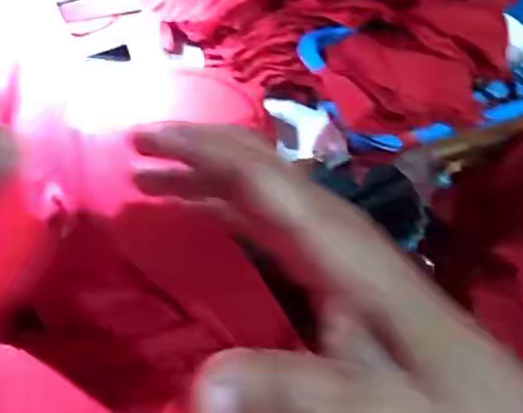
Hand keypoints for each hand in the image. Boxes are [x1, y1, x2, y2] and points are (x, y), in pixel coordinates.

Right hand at [132, 124, 522, 412]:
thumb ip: (295, 390)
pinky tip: (212, 218)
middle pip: (259, 165)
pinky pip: (274, 218)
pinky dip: (231, 205)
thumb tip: (197, 385)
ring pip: (264, 188)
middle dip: (196, 148)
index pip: (259, 174)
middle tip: (139, 147)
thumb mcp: (384, 412)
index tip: (144, 136)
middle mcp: (339, 232)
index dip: (198, 148)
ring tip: (155, 178)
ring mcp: (345, 249)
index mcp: (344, 247)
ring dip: (207, 175)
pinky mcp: (349, 273)